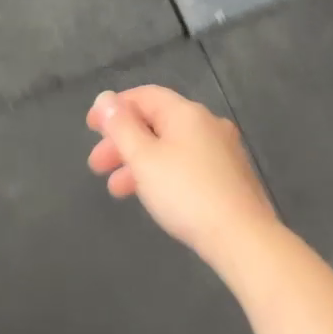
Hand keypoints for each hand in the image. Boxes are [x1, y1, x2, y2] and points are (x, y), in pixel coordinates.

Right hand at [86, 86, 278, 265]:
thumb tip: (105, 99)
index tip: (90, 128)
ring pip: (170, 147)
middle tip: (96, 165)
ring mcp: (222, 151)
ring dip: (138, 162)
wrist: (242, 237)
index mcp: (186, 113)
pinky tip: (151, 196)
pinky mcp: (229, 176)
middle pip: (155, 122)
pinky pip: (186, 164)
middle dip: (122, 141)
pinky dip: (161, 173)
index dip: (113, 108)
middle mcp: (207, 124)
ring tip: (116, 190)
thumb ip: (121, 127)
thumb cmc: (185, 193)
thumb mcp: (143, 158)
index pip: (144, 96)